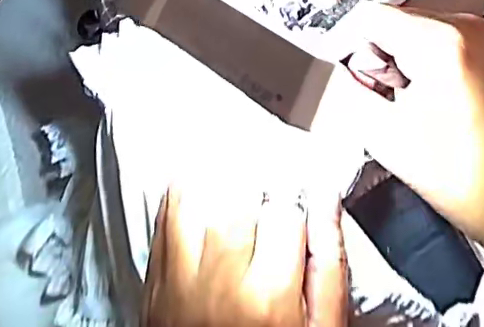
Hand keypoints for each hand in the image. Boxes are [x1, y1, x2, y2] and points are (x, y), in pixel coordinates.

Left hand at [144, 183, 347, 326]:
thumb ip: (329, 263)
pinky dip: (184, 195)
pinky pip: (165, 214)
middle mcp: (218, 286)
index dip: (298, 208)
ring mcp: (178, 283)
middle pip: (237, 195)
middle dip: (257, 190)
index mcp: (267, 300)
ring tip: (236, 198)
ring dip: (218, 184)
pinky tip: (205, 201)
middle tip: (267, 208)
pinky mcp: (154, 284)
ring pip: (194, 194)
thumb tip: (327, 196)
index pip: (287, 212)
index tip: (297, 219)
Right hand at [333, 4, 483, 259]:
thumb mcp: (388, 138)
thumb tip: (334, 74)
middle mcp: (471, 29)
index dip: (351, 47)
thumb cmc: (476, 182)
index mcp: (443, 41)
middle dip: (382, 58)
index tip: (348, 73)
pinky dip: (436, 67)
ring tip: (419, 109)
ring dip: (408, 62)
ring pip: (424, 33)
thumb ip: (349, 95)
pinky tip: (442, 107)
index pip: (372, 17)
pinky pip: (451, 44)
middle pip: (399, 22)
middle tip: (388, 101)